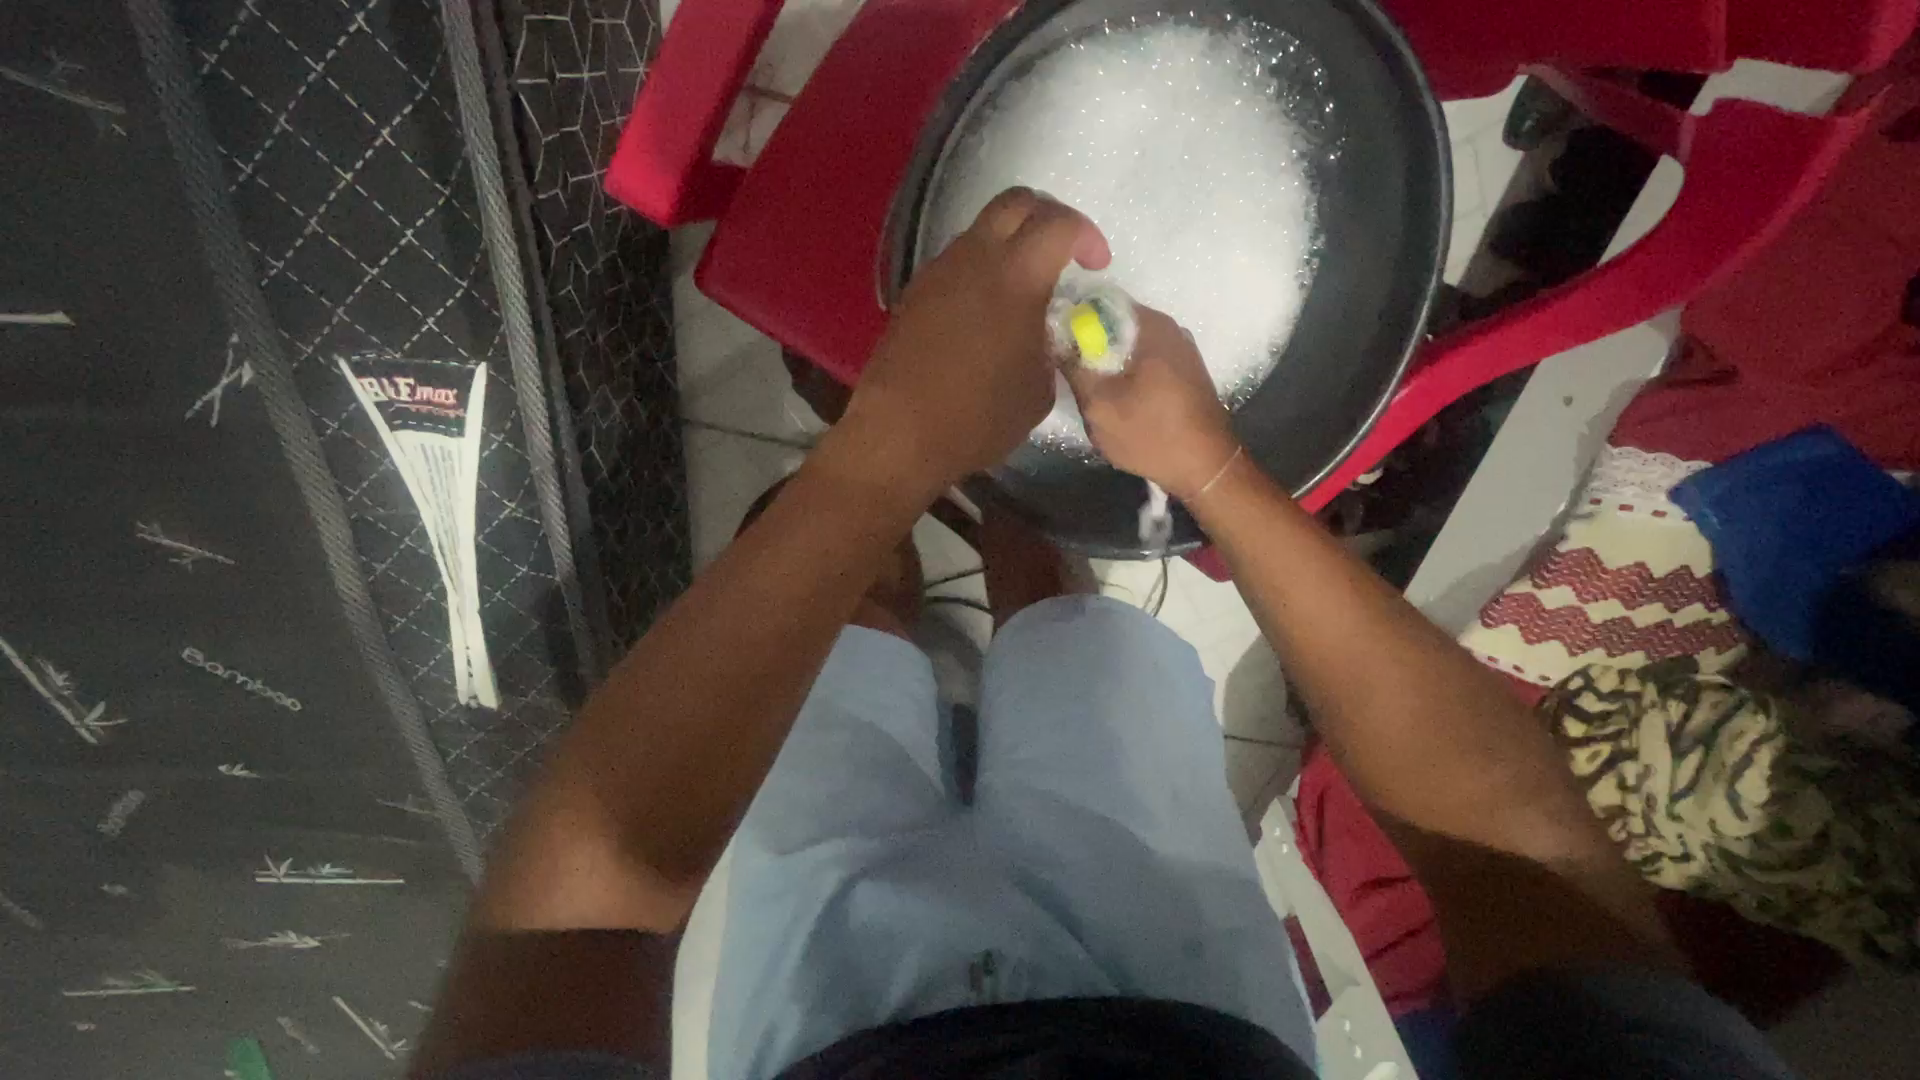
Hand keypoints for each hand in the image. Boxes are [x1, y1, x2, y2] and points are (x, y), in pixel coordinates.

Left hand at [837, 188, 1110, 498]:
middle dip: (1048, 218)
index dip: (1086, 236)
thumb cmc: (978, 417)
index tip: (1096, 265)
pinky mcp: (915, 293)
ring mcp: (938, 272)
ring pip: (981, 230)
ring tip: (1024, 290)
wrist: (899, 434)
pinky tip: (986, 314)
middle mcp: (975, 257)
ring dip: (1010, 245)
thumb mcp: (1038, 390)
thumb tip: (1043, 335)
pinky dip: (980, 271)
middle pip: (1017, 202)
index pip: (1059, 223)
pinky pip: (956, 263)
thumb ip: (1050, 348)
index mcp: (1016, 275)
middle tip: (1063, 254)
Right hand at [1065, 306, 1242, 500]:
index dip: (1072, 321)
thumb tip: (1054, 337)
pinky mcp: (1185, 371)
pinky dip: (1127, 371)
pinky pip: (1146, 359)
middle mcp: (1170, 328)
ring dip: (1108, 361)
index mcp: (1151, 326)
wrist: (1206, 468)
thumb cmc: (1151, 434)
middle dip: (1090, 344)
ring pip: (1130, 344)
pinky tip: (1117, 397)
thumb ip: (1074, 366)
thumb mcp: (1099, 405)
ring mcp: (1182, 349)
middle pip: (1115, 324)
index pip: (1099, 304)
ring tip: (1091, 388)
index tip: (1054, 345)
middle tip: (1070, 372)